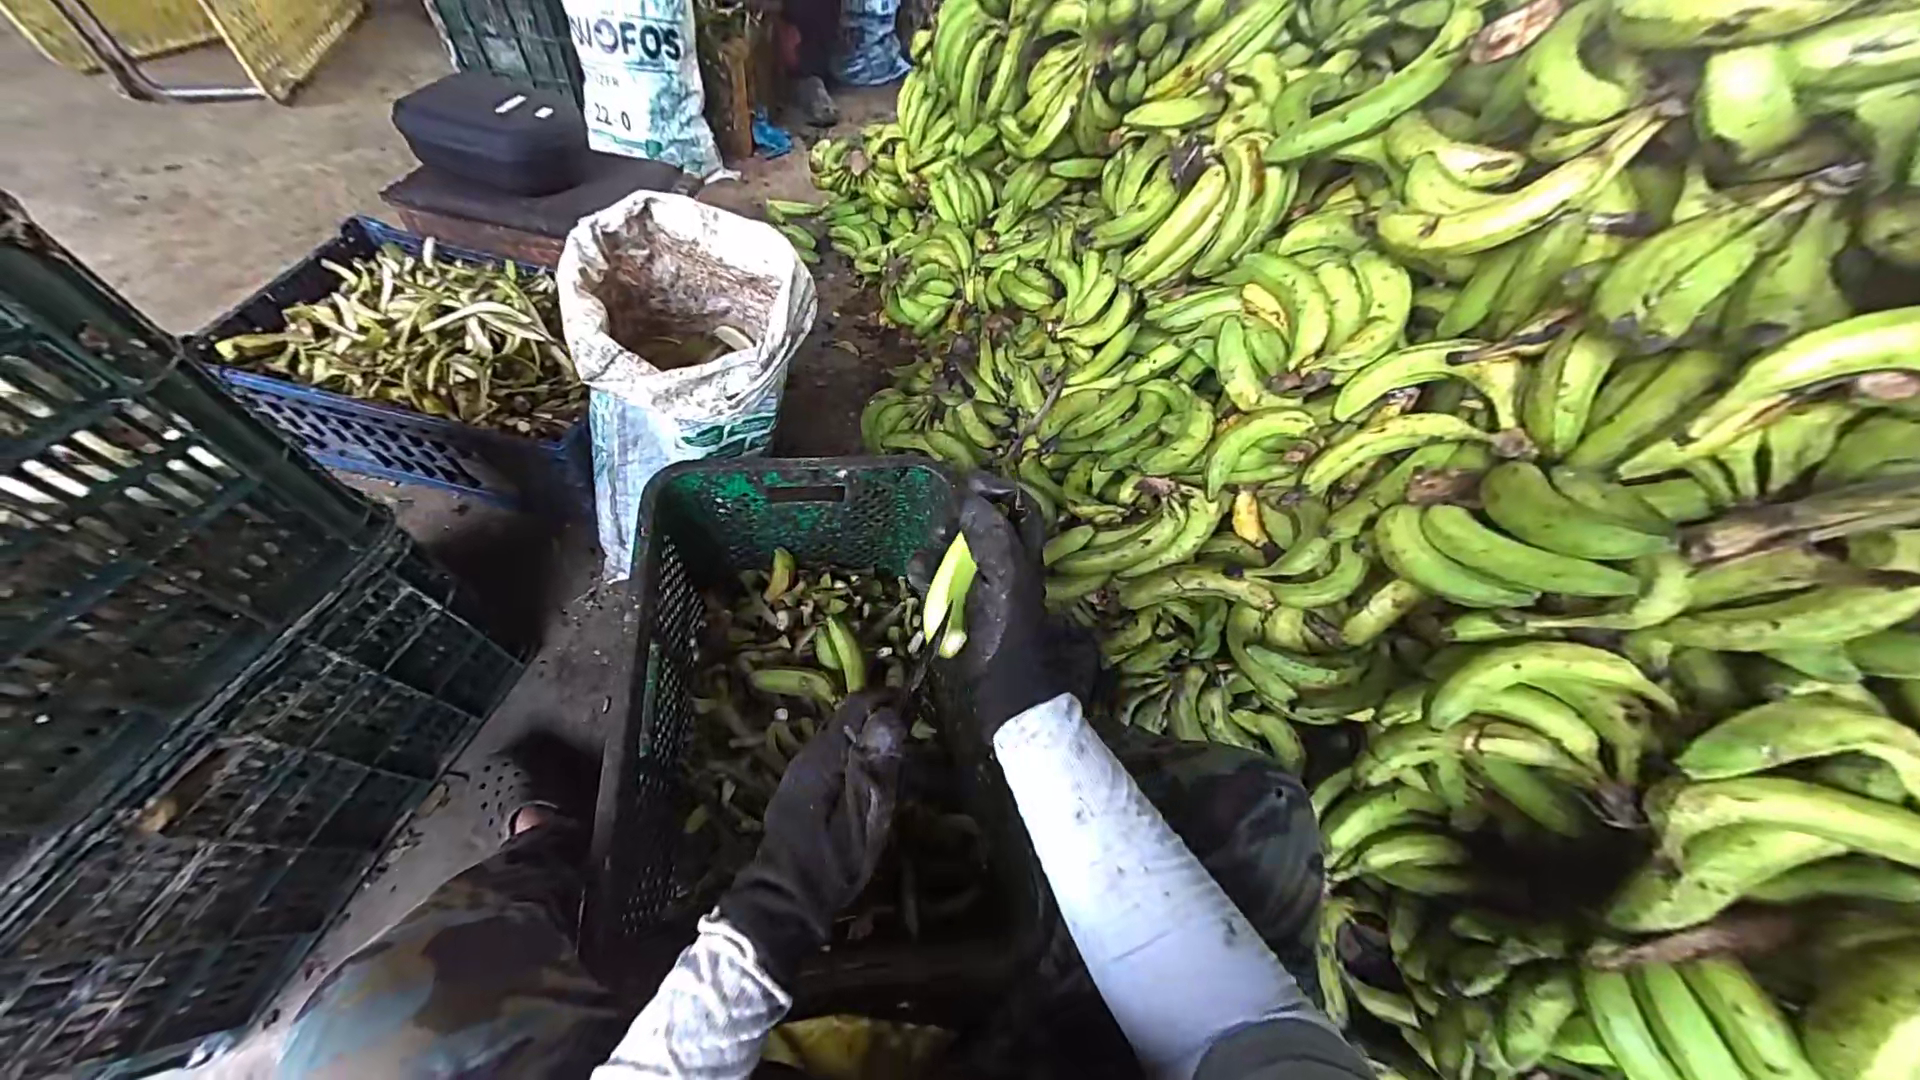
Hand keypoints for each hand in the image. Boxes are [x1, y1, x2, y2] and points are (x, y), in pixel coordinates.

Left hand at [716, 692, 903, 984]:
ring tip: (897, 744)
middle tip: (911, 725)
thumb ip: (876, 764)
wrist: (785, 900)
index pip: (856, 706)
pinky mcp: (801, 787)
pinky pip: (833, 755)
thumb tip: (890, 716)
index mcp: (824, 755)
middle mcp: (809, 754)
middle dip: (878, 715)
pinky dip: (855, 752)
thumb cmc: (831, 861)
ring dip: (867, 734)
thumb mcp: (864, 815)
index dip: (885, 698)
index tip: (913, 701)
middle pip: (847, 718)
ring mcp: (801, 771)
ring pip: (840, 736)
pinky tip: (871, 768)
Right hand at [946, 473, 1069, 740]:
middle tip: (945, 518)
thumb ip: (992, 535)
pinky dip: (924, 572)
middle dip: (961, 517)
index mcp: (1023, 558)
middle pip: (982, 527)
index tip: (968, 483)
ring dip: (940, 545)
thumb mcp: (1006, 577)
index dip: (998, 491)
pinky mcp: (952, 607)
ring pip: (954, 551)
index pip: (1018, 511)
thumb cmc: (1006, 634)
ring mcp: (975, 588)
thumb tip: (970, 498)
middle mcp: (1001, 568)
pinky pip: (934, 579)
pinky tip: (918, 573)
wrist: (993, 695)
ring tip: (930, 549)